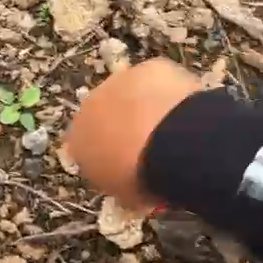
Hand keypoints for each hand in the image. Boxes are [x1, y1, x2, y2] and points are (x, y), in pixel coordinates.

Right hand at [64, 58, 202, 209]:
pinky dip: (169, 92)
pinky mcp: (150, 67)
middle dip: (123, 126)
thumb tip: (127, 182)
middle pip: (105, 113)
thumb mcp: (124, 195)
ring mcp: (120, 81)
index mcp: (77, 139)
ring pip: (131, 93)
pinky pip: (158, 81)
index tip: (125, 164)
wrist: (169, 144)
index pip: (84, 146)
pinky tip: (185, 110)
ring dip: (145, 106)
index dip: (106, 154)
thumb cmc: (141, 177)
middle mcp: (90, 105)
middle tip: (151, 146)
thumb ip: (118, 183)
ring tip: (172, 128)